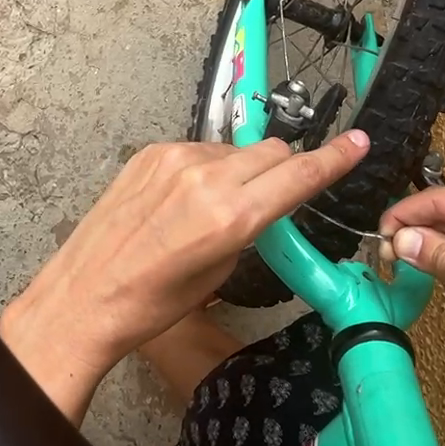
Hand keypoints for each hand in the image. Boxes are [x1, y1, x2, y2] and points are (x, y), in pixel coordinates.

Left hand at [5, 131, 369, 374]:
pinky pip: (199, 150)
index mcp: (230, 216)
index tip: (359, 142)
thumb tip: (265, 201)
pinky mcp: (151, 152)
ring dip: (242, 169)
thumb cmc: (154, 303)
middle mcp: (205, 177)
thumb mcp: (220, 274)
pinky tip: (186, 198)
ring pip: (235, 149)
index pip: (298, 175)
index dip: (334, 159)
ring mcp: (174, 158)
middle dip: (283, 169)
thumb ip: (251, 227)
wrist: (85, 294)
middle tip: (275, 196)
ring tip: (218, 205)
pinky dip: (207, 168)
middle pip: (271, 151)